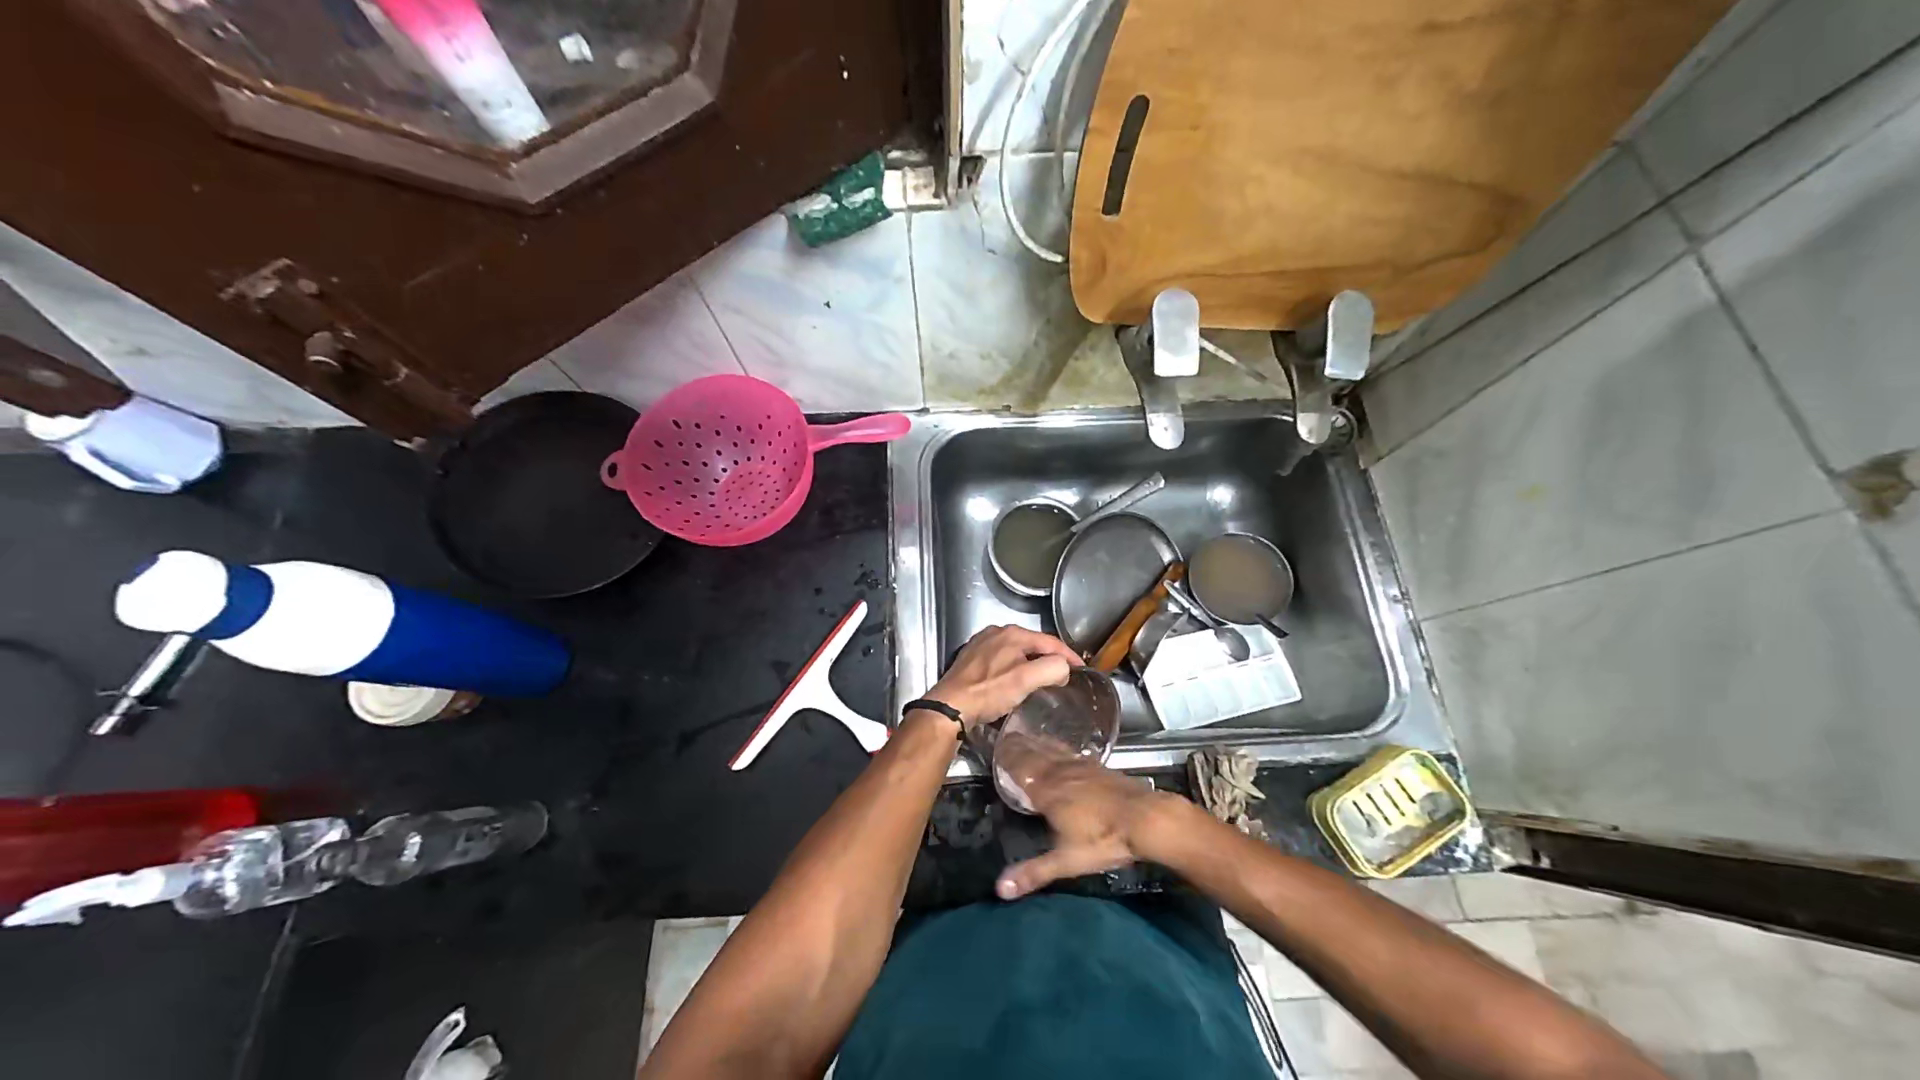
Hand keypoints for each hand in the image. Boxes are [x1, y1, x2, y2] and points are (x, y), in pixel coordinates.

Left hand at [922, 625, 1079, 728]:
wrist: (949, 706)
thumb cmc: (988, 692)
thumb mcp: (1026, 680)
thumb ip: (1052, 668)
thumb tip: (1063, 668)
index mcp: (1012, 634)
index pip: (1051, 641)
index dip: (1069, 656)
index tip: (1082, 670)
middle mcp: (997, 633)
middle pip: (1033, 644)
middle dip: (1050, 658)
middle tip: (1064, 675)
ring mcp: (982, 644)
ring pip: (1016, 651)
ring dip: (1031, 663)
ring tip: (1042, 680)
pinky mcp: (971, 658)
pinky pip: (1001, 659)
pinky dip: (1013, 668)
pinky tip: (1013, 682)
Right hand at [995, 757, 1185, 899]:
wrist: (1146, 818)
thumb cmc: (1103, 839)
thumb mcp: (1066, 861)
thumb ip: (1033, 872)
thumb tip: (999, 889)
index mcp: (1048, 792)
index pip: (1021, 770)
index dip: (1007, 760)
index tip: (995, 750)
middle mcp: (1061, 773)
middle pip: (1035, 756)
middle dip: (1019, 747)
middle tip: (1005, 738)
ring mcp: (1082, 767)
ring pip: (1053, 751)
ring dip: (1037, 744)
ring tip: (1026, 737)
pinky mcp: (1099, 767)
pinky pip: (1071, 753)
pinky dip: (1059, 747)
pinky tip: (1061, 750)